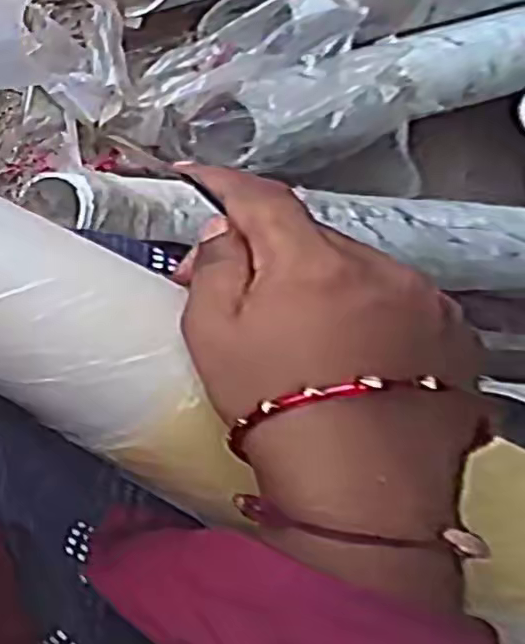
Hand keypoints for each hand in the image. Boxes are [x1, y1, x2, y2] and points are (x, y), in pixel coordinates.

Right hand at [175, 165, 488, 610]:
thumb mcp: (209, 326)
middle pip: (305, 234)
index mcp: (311, 263)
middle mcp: (379, 269)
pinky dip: (349, 301)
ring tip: (275, 320)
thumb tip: (224, 233)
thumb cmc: (265, 392)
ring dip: (305, 274)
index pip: (262, 200)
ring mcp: (424, 300)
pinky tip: (327, 340)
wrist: (356, 470)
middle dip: (257, 244)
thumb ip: (216, 267)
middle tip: (213, 280)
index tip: (193, 173)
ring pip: (347, 263)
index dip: (222, 181)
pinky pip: (386, 294)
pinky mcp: (450, 331)